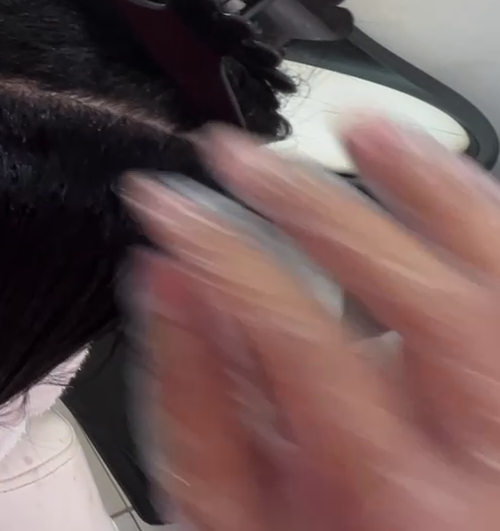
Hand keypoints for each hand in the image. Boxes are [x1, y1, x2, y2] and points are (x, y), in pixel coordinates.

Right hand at [126, 118, 499, 530]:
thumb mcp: (223, 508)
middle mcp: (497, 470)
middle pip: (439, 307)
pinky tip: (457, 190)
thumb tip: (166, 275)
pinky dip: (491, 239)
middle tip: (241, 155)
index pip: (299, 334)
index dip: (221, 249)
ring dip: (451, 201)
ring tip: (376, 134)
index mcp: (392, 490)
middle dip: (323, 208)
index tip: (161, 199)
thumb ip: (192, 391)